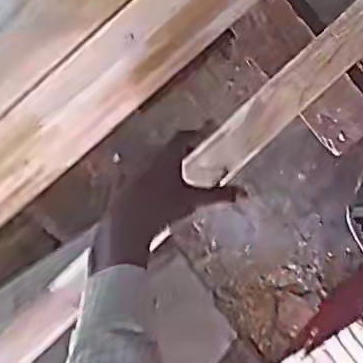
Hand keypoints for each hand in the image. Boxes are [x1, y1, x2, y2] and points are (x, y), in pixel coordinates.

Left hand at [93, 131, 242, 272]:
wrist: (125, 229)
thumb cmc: (161, 209)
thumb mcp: (193, 201)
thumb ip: (218, 196)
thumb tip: (244, 193)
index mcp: (166, 158)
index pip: (183, 137)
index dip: (196, 134)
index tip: (206, 132)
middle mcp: (146, 159)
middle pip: (165, 147)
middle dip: (179, 149)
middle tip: (192, 154)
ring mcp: (129, 172)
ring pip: (148, 160)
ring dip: (160, 162)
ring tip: (172, 171)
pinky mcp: (118, 186)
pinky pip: (133, 174)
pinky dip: (143, 177)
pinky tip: (148, 188)